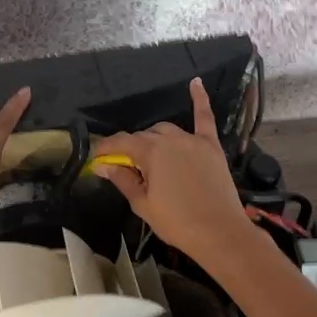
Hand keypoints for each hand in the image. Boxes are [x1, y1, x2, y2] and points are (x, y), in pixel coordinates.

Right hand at [92, 78, 254, 264]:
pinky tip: (195, 82)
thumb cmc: (177, 222)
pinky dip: (199, 99)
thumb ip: (123, 180)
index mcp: (151, 153)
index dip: (106, 149)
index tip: (96, 159)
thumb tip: (103, 166)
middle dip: (131, 150)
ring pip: (166, 131)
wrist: (220, 233)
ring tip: (150, 156)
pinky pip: (204, 118)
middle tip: (126, 169)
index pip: (121, 143)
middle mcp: (170, 139)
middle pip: (144, 137)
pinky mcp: (211, 146)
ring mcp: (193, 141)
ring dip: (154, 139)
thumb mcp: (143, 204)